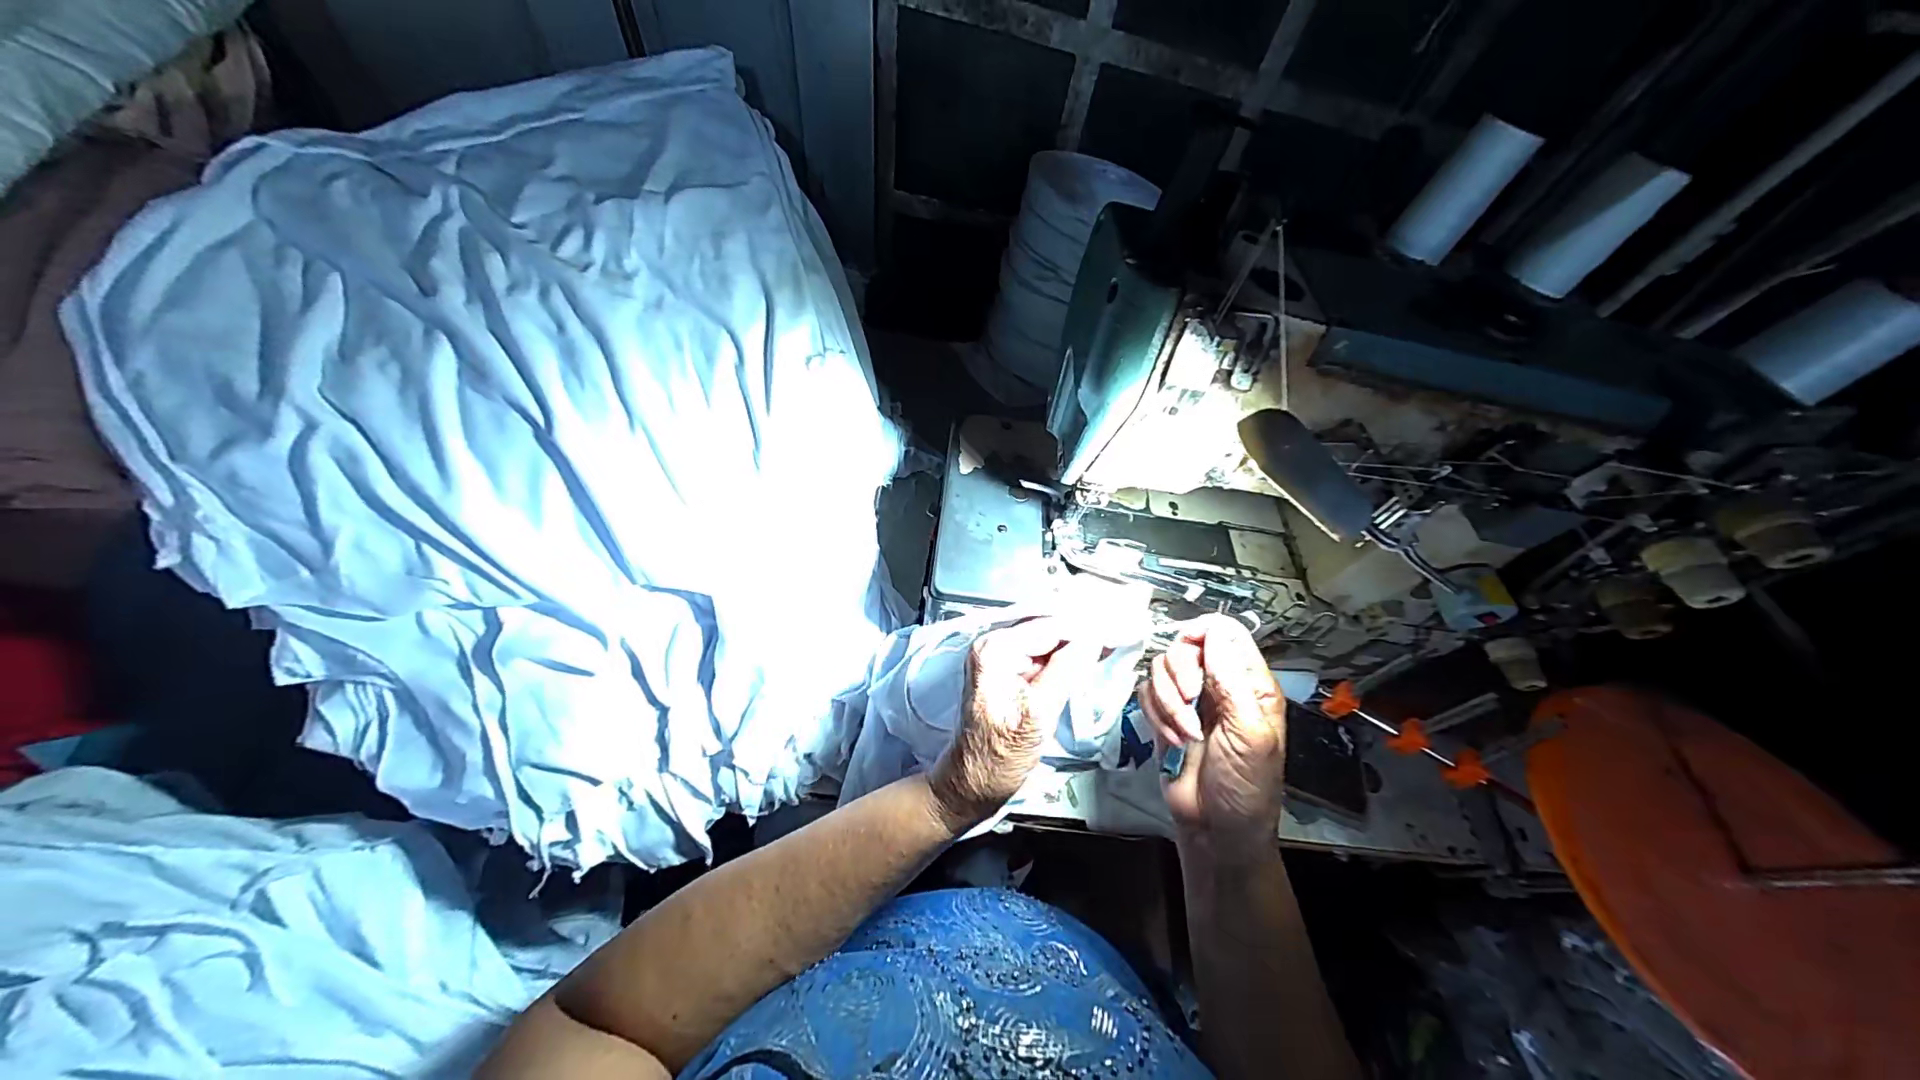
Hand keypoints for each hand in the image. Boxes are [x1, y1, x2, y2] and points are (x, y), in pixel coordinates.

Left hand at [928, 618, 1095, 833]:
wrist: (973, 782)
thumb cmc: (996, 759)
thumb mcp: (1036, 716)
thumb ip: (1063, 672)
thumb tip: (1090, 641)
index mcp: (994, 649)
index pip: (1049, 625)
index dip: (1085, 627)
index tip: (1116, 627)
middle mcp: (993, 645)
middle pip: (1049, 628)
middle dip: (1083, 632)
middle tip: (1118, 634)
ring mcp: (1000, 657)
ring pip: (1049, 640)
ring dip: (1078, 643)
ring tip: (1109, 644)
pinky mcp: (1010, 671)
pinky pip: (1044, 655)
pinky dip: (1067, 656)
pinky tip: (1089, 658)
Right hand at [1138, 615, 1287, 852]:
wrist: (1216, 829)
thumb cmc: (1246, 789)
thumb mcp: (1249, 735)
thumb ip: (1231, 681)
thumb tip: (1216, 634)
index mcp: (1249, 684)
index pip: (1225, 633)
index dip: (1203, 633)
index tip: (1190, 650)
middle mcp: (1219, 685)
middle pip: (1186, 647)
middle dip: (1180, 674)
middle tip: (1191, 701)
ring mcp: (1191, 700)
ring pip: (1162, 670)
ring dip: (1167, 701)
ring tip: (1186, 732)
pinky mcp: (1166, 716)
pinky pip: (1147, 694)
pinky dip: (1155, 714)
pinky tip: (1174, 738)